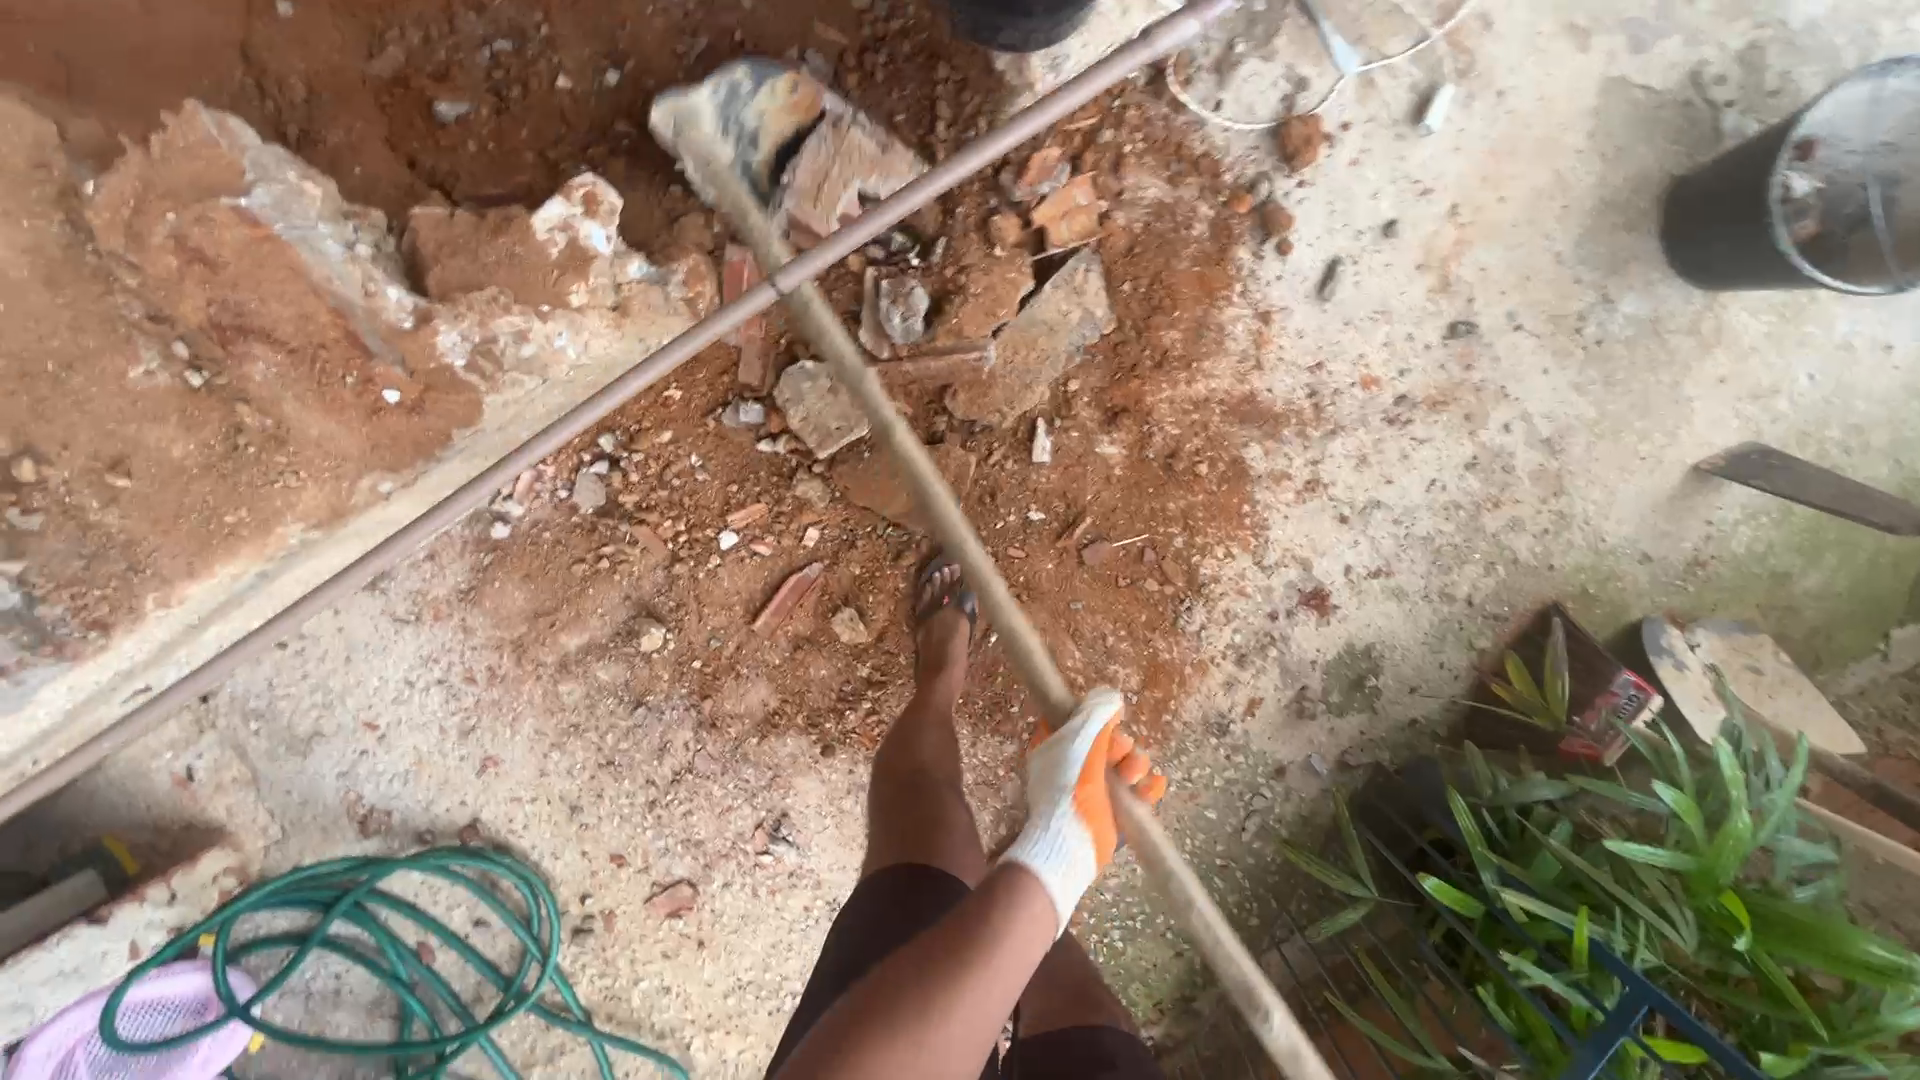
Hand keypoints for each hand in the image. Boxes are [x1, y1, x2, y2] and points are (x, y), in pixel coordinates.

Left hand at [1000, 688, 1167, 935]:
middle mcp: (1077, 765)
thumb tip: (1112, 699)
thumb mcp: (1080, 744)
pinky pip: (1141, 792)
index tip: (1107, 723)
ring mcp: (1097, 789)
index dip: (1097, 719)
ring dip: (1137, 766)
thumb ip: (1097, 718)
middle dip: (1122, 747)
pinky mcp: (1117, 812)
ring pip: (1129, 765)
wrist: (1070, 845)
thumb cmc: (1069, 789)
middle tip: (1118, 757)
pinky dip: (1150, 788)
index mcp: (1058, 746)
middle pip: (1112, 741)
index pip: (1080, 720)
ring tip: (1132, 779)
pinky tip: (1153, 787)